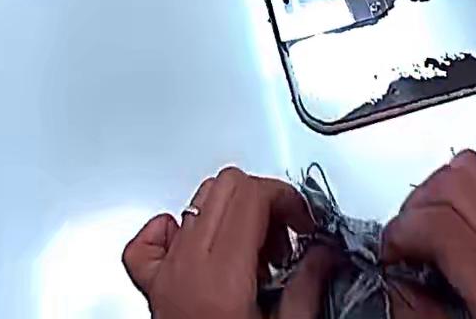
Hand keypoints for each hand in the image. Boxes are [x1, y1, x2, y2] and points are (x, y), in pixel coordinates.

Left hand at [121, 167, 319, 318]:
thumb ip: (307, 288)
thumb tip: (323, 252)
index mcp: (221, 281)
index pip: (250, 194)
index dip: (285, 198)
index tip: (303, 222)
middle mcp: (186, 268)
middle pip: (224, 186)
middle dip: (263, 202)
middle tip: (285, 239)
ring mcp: (165, 273)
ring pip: (196, 199)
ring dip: (231, 212)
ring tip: (256, 253)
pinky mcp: (152, 286)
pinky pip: (153, 235)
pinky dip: (177, 228)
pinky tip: (201, 251)